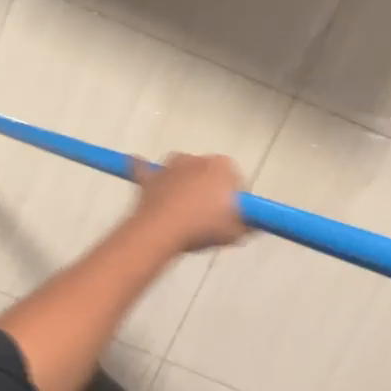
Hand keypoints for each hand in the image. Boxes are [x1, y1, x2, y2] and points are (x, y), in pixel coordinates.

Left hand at [129, 153, 248, 252]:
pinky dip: (142, 169)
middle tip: (205, 219)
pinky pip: (143, 169)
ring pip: (181, 173)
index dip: (233, 200)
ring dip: (183, 186)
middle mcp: (197, 158)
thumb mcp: (236, 232)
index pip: (235, 181)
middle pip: (207, 175)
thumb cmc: (202, 228)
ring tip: (182, 212)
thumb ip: (248, 225)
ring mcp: (170, 165)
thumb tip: (253, 226)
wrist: (161, 229)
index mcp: (223, 166)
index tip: (229, 217)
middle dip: (208, 192)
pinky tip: (137, 165)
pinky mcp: (149, 176)